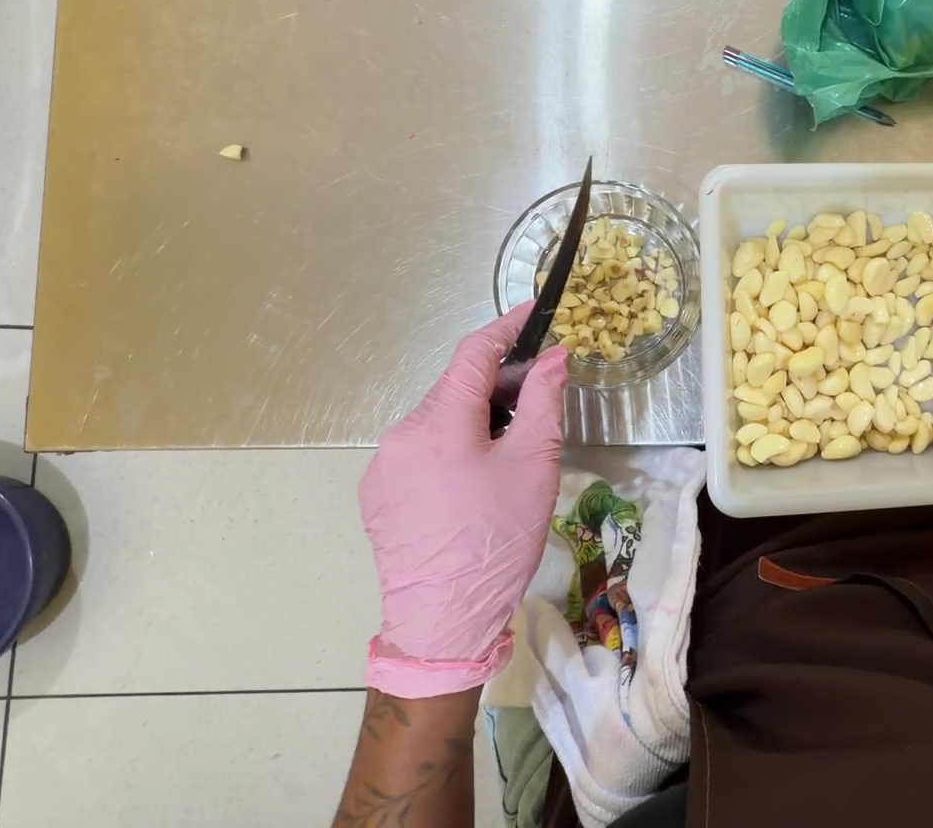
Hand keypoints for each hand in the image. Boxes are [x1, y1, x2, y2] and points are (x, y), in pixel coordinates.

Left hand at [358, 302, 571, 698]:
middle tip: (539, 393)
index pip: (472, 354)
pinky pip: (421, 451)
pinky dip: (453, 445)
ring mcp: (383, 467)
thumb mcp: (534, 465)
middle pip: (454, 388)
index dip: (505, 328)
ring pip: (438, 420)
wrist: (444, 621)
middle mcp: (400, 435)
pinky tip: (476, 478)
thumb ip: (544, 401)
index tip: (531, 311)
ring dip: (475, 416)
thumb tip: (554, 356)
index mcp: (439, 423)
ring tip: (512, 445)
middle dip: (497, 381)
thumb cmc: (498, 538)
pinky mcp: (379, 496)